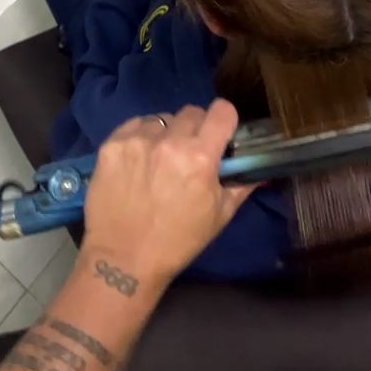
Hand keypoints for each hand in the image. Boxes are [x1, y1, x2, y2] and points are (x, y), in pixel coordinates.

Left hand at [81, 100, 254, 286]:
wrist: (123, 259)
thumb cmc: (178, 242)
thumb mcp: (219, 216)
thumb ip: (241, 184)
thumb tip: (258, 167)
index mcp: (200, 157)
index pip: (222, 111)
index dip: (224, 121)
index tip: (220, 134)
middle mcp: (170, 141)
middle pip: (192, 112)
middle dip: (195, 129)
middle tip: (189, 154)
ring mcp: (138, 140)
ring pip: (162, 119)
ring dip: (166, 134)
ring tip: (159, 161)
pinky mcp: (112, 144)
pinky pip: (136, 125)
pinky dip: (141, 137)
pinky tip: (138, 161)